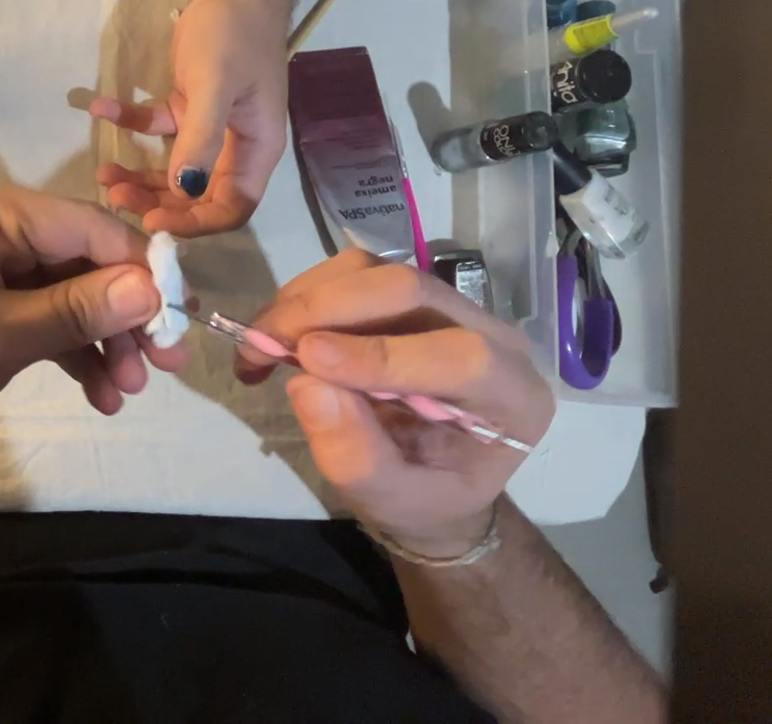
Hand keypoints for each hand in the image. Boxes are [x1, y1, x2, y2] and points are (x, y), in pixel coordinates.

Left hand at [0, 183, 188, 459]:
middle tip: (165, 364)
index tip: (179, 316)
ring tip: (129, 392)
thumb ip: (76, 310)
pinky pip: (49, 320)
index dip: (138, 267)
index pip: (85, 225)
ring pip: (72, 295)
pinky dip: (76, 353)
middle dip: (124, 312)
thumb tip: (153, 289)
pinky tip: (102, 394)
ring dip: (105, 340)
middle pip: (84, 260)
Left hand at [89, 0, 287, 236]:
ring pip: (171, 171)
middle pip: (196, 196)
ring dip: (139, 177)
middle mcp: (234, 149)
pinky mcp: (186, 109)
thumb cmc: (234, 35)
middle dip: (157, 203)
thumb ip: (201, 139)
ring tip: (104, 173)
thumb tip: (183, 190)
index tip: (154, 222)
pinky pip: (156, 130)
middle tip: (116, 197)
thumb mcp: (216, 85)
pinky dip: (131, 125)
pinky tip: (101, 109)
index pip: (230, 209)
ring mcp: (209, 131)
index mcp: (255, 152)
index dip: (195, 224)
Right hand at [244, 250, 554, 555]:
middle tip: (265, 342)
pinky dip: (302, 294)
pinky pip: (350, 272)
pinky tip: (277, 332)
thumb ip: (356, 455)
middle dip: (327, 309)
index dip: (381, 354)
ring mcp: (444, 306)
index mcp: (510, 397)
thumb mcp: (391, 501)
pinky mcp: (402, 294)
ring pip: (372, 270)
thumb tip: (306, 385)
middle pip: (408, 290)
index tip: (307, 360)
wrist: (426, 476)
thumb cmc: (421, 496)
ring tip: (262, 341)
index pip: (459, 356)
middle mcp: (488, 335)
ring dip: (306, 298)